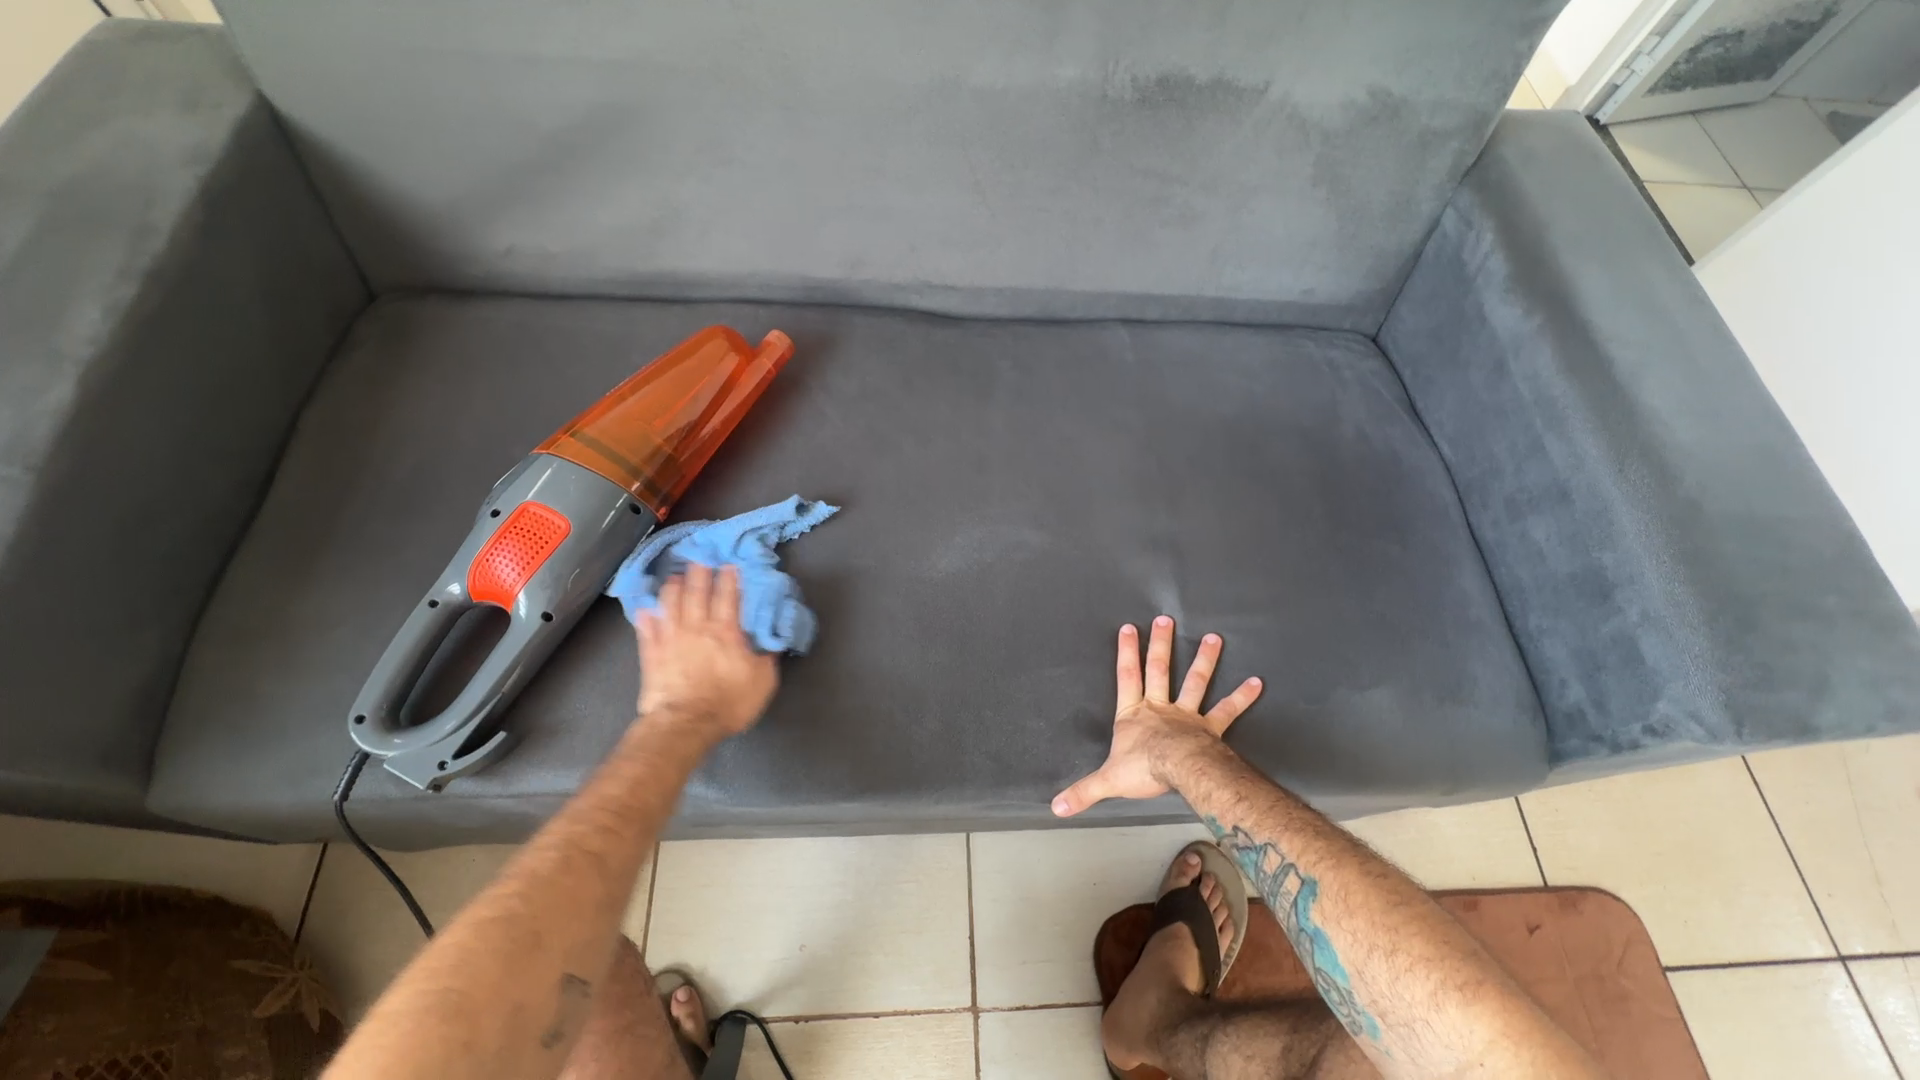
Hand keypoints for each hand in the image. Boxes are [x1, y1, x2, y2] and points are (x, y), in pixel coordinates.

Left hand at [635, 564, 778, 740]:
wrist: (685, 724)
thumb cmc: (728, 703)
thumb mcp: (763, 682)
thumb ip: (767, 657)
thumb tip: (773, 642)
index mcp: (726, 632)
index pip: (728, 596)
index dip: (729, 578)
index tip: (729, 564)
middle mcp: (697, 628)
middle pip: (696, 592)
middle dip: (699, 573)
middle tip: (700, 559)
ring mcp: (670, 639)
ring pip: (670, 604)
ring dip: (672, 587)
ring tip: (674, 577)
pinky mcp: (651, 655)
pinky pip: (647, 629)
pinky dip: (646, 616)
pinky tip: (645, 608)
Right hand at [1051, 615, 1262, 816]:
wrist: (1180, 770)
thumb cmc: (1143, 770)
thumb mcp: (1106, 780)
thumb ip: (1082, 791)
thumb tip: (1056, 806)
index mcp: (1133, 715)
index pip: (1127, 677)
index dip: (1127, 652)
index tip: (1129, 627)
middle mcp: (1159, 708)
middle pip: (1159, 670)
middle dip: (1161, 644)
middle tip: (1165, 619)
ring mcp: (1187, 715)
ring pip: (1195, 682)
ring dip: (1204, 660)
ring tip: (1215, 638)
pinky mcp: (1210, 728)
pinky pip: (1227, 710)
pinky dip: (1242, 697)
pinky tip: (1257, 683)